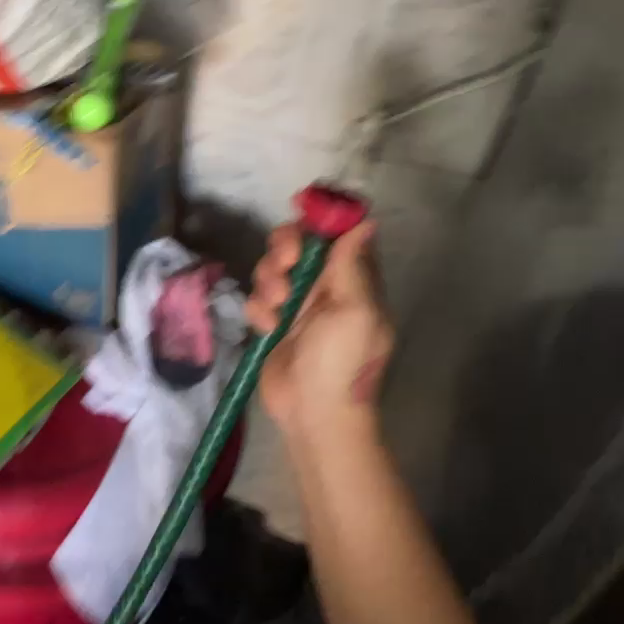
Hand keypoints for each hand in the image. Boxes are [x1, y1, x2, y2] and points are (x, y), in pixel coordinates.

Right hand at [246, 221, 394, 440]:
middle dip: (285, 248)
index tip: (300, 211)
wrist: (314, 413)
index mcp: (354, 281)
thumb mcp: (356, 310)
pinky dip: (258, 311)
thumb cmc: (343, 362)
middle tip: (285, 262)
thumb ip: (353, 264)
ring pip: (272, 269)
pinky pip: (256, 299)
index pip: (338, 235)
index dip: (320, 219)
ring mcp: (297, 305)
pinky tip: (267, 329)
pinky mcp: (272, 322)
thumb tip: (367, 221)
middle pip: (298, 244)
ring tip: (278, 307)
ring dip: (269, 281)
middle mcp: (325, 287)